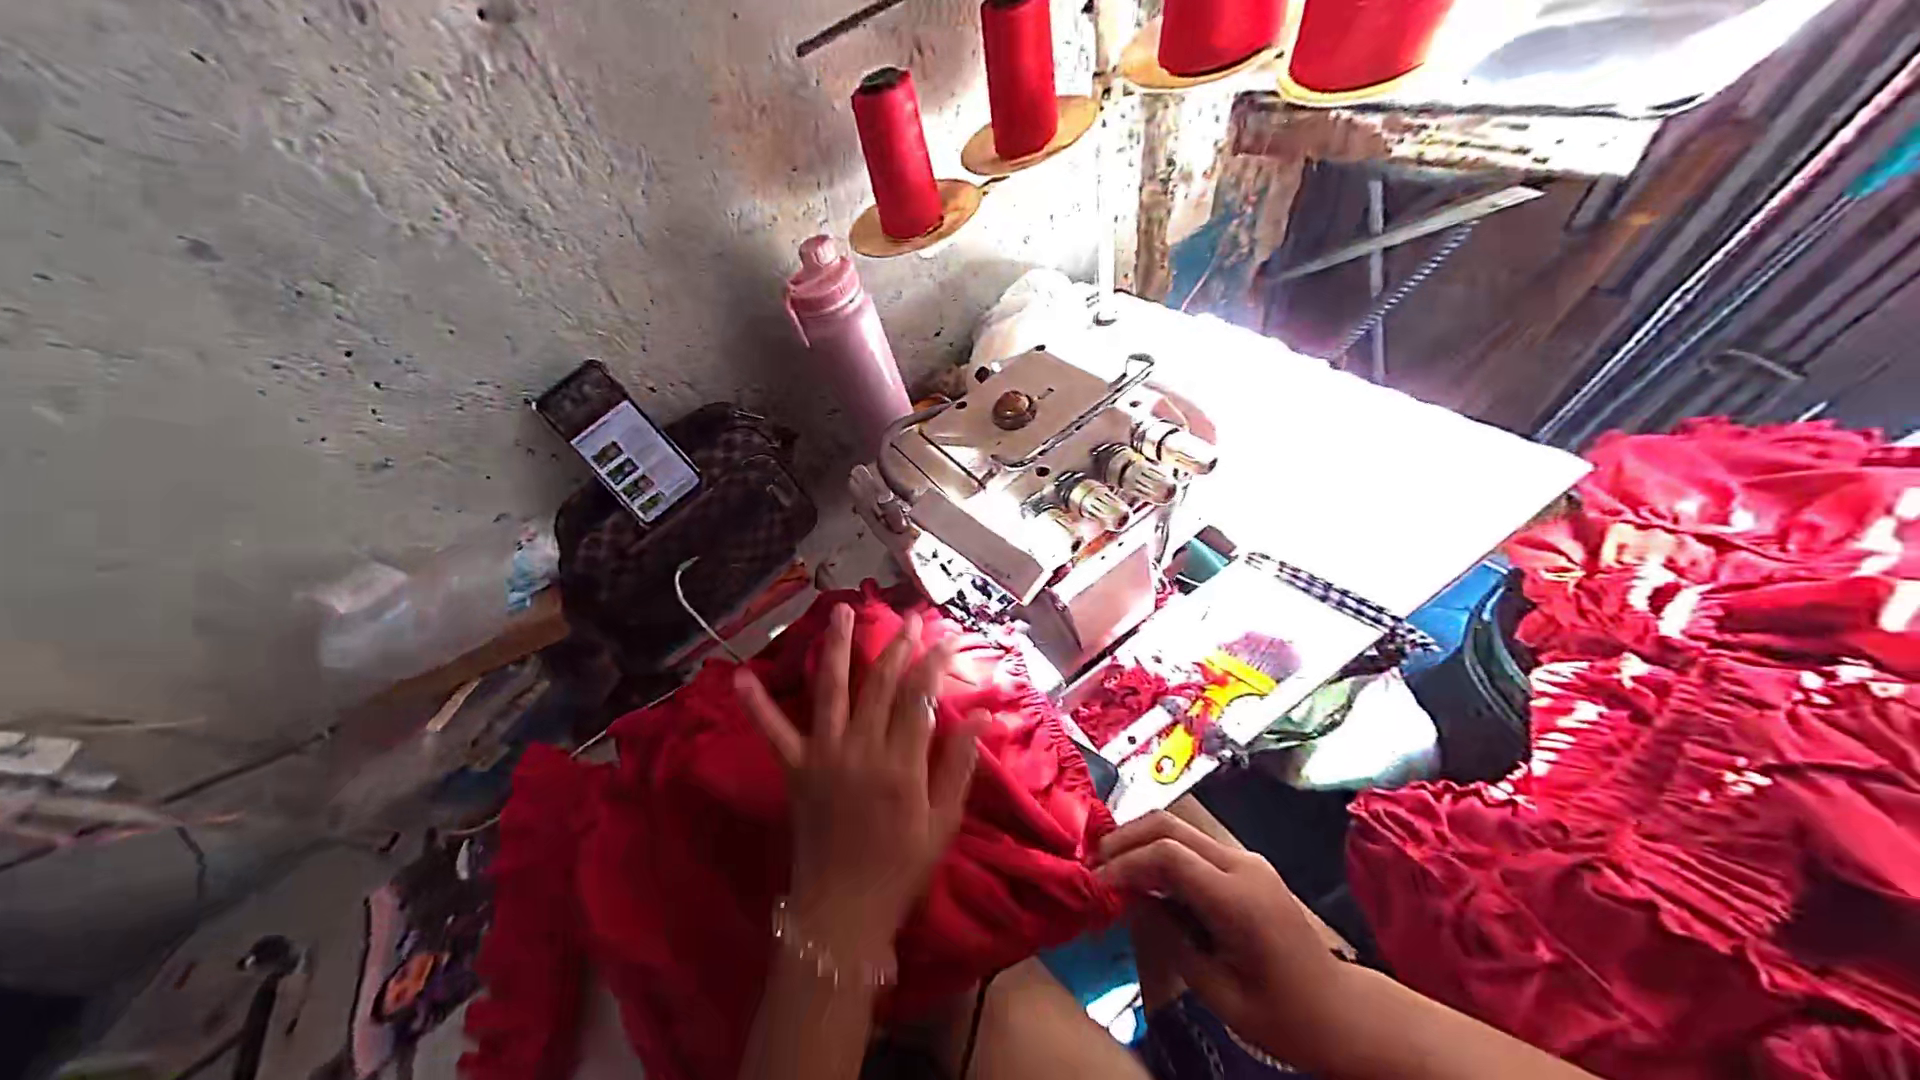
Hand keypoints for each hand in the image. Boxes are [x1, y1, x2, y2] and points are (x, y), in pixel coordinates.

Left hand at [734, 604, 986, 960]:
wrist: (842, 911)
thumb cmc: (901, 868)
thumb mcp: (943, 821)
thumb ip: (959, 764)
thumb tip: (982, 715)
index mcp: (902, 765)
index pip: (921, 698)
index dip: (935, 663)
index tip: (947, 639)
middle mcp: (861, 750)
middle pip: (881, 684)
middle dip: (898, 646)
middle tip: (911, 618)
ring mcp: (824, 756)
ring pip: (833, 690)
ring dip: (837, 647)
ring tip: (841, 611)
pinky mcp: (795, 769)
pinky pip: (773, 732)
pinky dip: (756, 705)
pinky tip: (741, 676)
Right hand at [1096, 811, 1348, 1064]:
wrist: (1343, 1014)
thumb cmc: (1284, 1016)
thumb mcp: (1220, 995)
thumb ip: (1171, 940)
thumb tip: (1131, 901)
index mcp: (1238, 899)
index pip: (1168, 856)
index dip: (1124, 863)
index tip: (1095, 883)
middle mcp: (1242, 865)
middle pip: (1169, 825)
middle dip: (1124, 838)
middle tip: (1091, 862)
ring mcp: (1245, 859)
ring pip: (1178, 827)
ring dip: (1138, 839)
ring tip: (1108, 866)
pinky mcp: (1243, 865)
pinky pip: (1191, 844)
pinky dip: (1158, 850)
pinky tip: (1141, 875)